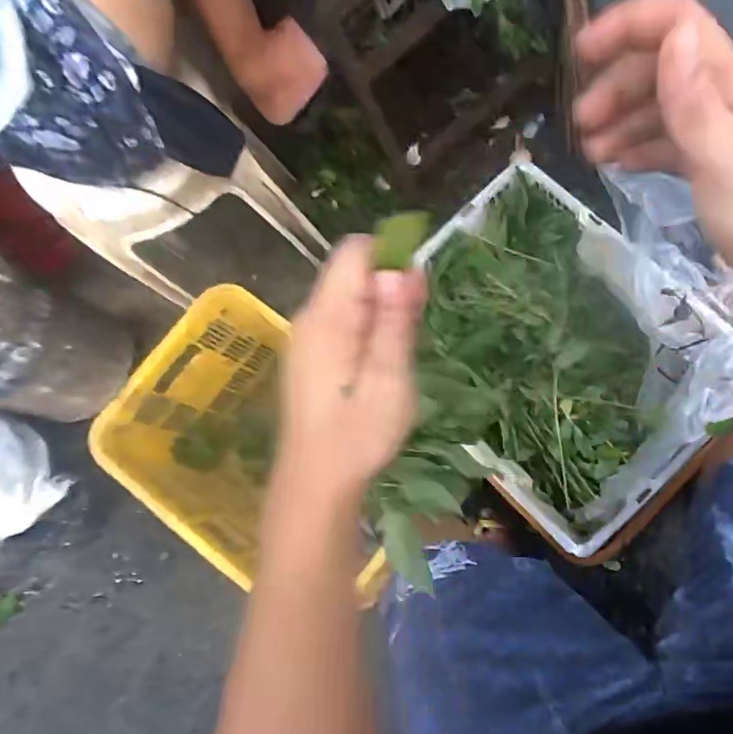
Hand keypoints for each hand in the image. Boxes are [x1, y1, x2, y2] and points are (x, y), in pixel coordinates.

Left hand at [277, 235, 426, 498]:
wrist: (318, 481)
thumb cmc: (358, 434)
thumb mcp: (389, 378)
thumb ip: (395, 322)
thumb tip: (404, 268)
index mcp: (327, 317)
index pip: (357, 252)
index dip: (394, 257)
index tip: (422, 292)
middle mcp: (312, 318)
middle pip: (354, 273)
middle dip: (392, 289)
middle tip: (416, 334)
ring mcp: (310, 338)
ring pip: (353, 299)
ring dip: (385, 312)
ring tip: (403, 355)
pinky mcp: (315, 357)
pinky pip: (347, 323)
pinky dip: (372, 330)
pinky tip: (385, 366)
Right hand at [574, 0, 732, 288]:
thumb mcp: (727, 162)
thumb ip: (698, 104)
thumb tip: (674, 34)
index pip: (680, 25)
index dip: (629, 26)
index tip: (584, 54)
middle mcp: (727, 102)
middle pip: (663, 67)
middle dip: (616, 85)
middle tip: (581, 124)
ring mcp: (721, 134)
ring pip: (663, 107)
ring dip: (622, 120)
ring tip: (591, 151)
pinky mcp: (715, 166)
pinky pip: (672, 142)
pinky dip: (641, 147)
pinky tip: (619, 164)